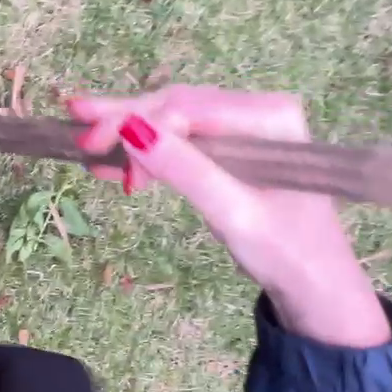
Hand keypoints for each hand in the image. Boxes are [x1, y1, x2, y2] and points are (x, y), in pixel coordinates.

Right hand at [68, 86, 390, 347]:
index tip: (91, 146)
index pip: (187, 107)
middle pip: (175, 106)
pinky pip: (178, 142)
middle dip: (124, 122)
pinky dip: (144, 153)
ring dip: (129, 137)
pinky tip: (110, 164)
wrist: (315, 284)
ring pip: (170, 121)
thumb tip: (128, 131)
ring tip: (85, 148)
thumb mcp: (231, 212)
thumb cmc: (285, 250)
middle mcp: (257, 111)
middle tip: (77, 133)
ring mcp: (243, 128)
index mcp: (270, 116)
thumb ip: (184, 169)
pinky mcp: (229, 149)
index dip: (134, 121)